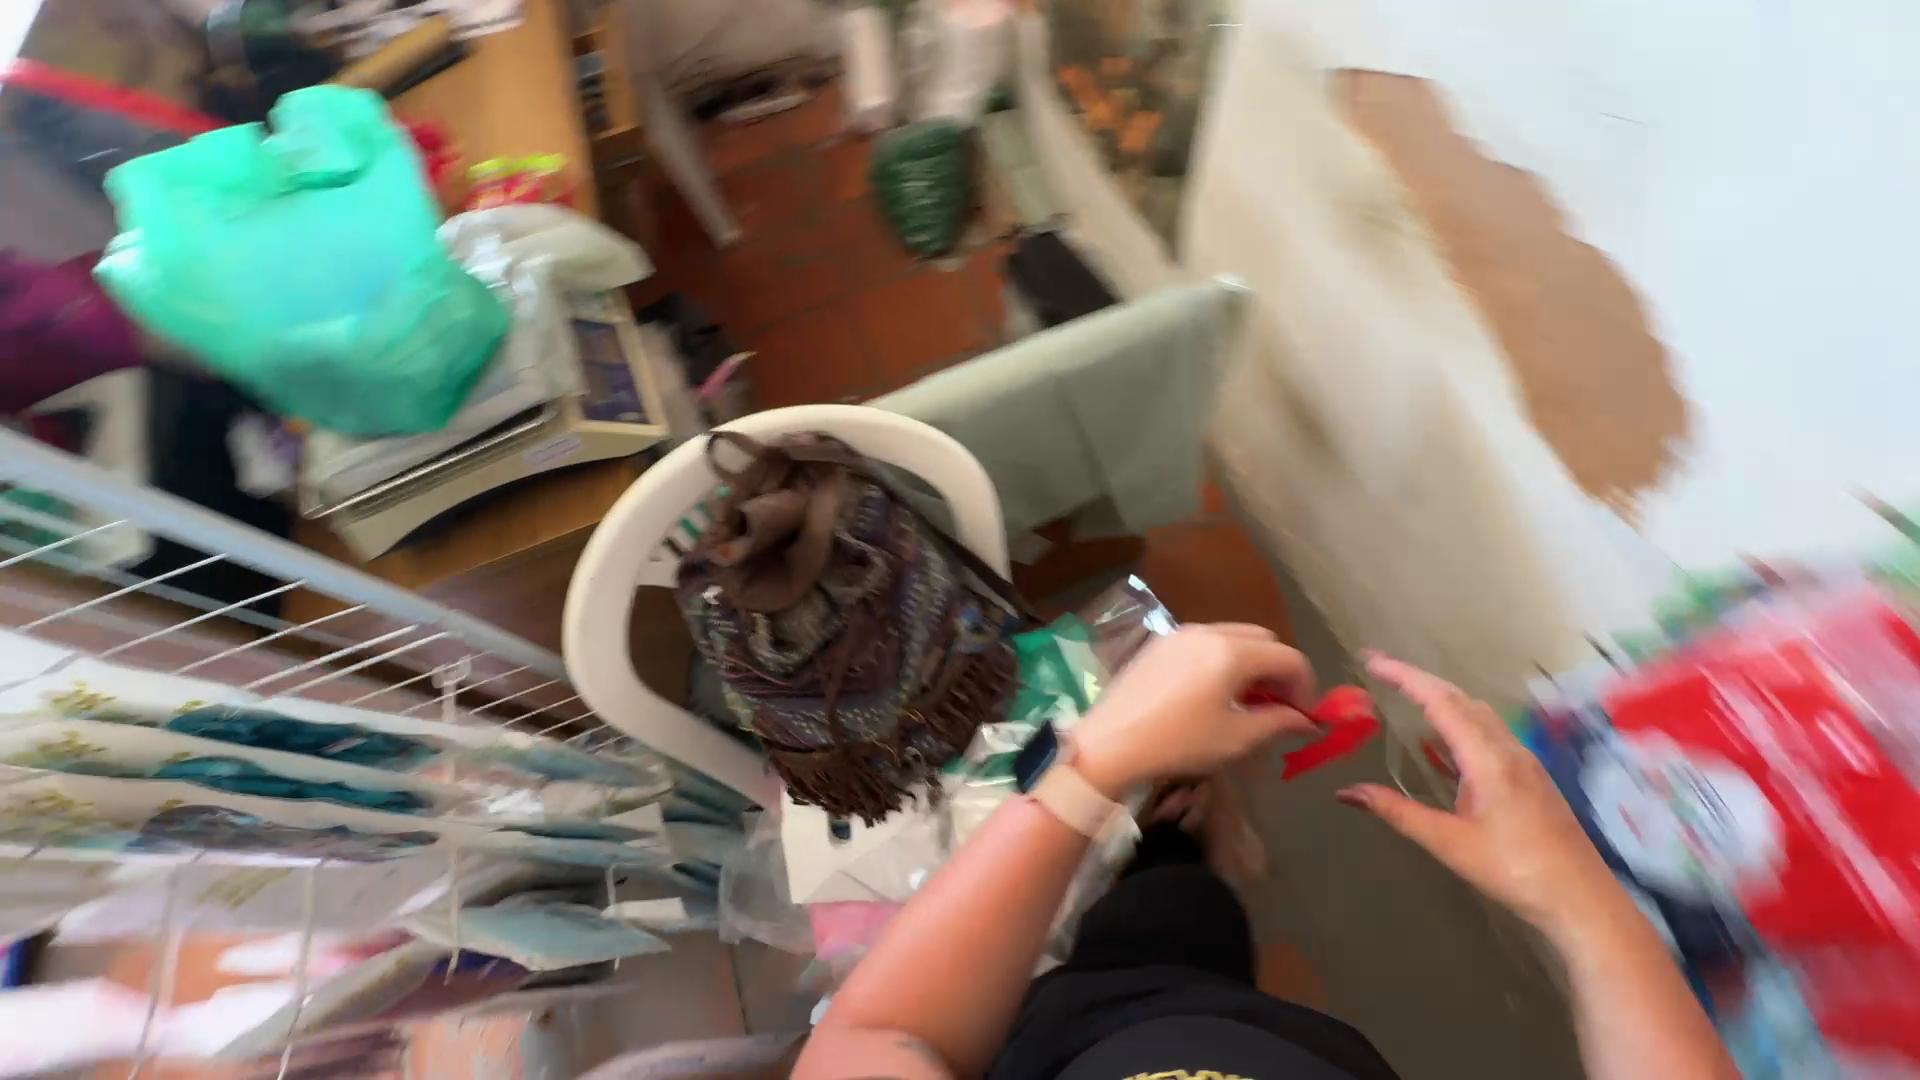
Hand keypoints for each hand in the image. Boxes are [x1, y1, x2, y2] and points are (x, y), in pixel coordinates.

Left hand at [1073, 624, 1317, 798]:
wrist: (1110, 742)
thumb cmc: (1178, 742)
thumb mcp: (1235, 737)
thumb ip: (1277, 721)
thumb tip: (1305, 720)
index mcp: (1231, 651)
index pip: (1288, 657)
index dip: (1305, 686)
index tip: (1304, 717)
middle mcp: (1207, 631)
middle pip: (1262, 639)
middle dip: (1278, 670)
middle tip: (1278, 708)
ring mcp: (1178, 633)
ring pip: (1232, 637)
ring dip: (1250, 663)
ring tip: (1247, 702)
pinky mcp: (1158, 644)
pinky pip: (1204, 642)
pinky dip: (1222, 659)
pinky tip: (1214, 692)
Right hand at [1339, 653, 1628, 940]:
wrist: (1586, 905)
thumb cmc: (1516, 872)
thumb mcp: (1448, 843)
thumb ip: (1397, 812)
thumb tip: (1345, 792)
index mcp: (1489, 760)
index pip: (1441, 702)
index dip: (1405, 676)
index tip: (1372, 660)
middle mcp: (1509, 751)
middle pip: (1461, 698)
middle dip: (1418, 678)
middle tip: (1379, 668)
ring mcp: (1525, 763)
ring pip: (1478, 713)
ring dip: (1440, 695)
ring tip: (1406, 693)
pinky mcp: (1531, 778)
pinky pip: (1489, 731)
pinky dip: (1458, 717)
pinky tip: (1444, 737)